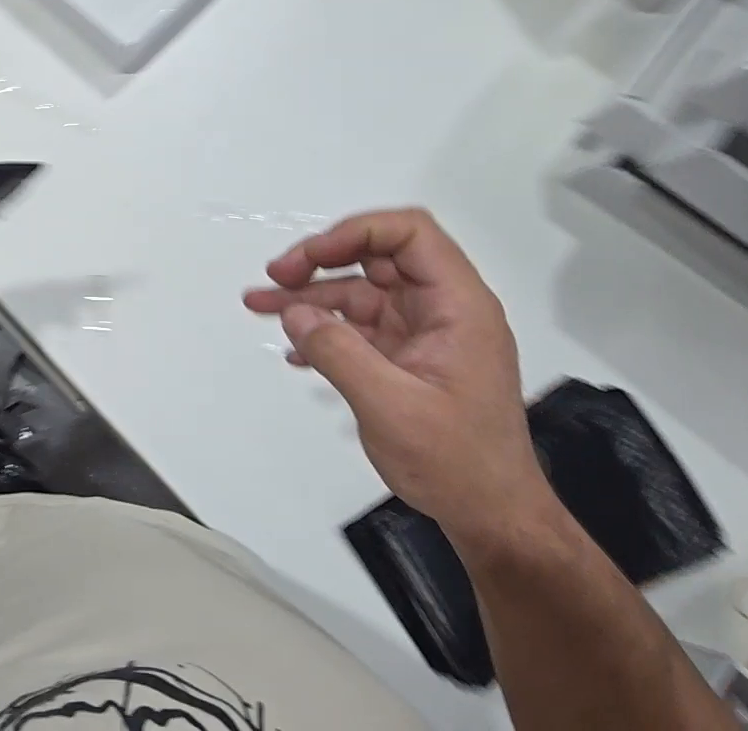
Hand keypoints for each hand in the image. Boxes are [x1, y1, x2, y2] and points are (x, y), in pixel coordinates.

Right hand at [243, 209, 553, 542]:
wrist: (490, 515)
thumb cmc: (455, 460)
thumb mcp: (390, 406)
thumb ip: (336, 352)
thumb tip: (292, 312)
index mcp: (457, 306)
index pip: (410, 234)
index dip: (356, 232)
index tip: (309, 257)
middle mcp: (440, 310)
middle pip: (377, 257)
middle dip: (322, 260)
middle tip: (274, 278)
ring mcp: (421, 334)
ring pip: (359, 292)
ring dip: (309, 296)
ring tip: (258, 304)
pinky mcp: (404, 358)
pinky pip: (357, 327)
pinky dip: (321, 330)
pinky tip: (292, 350)